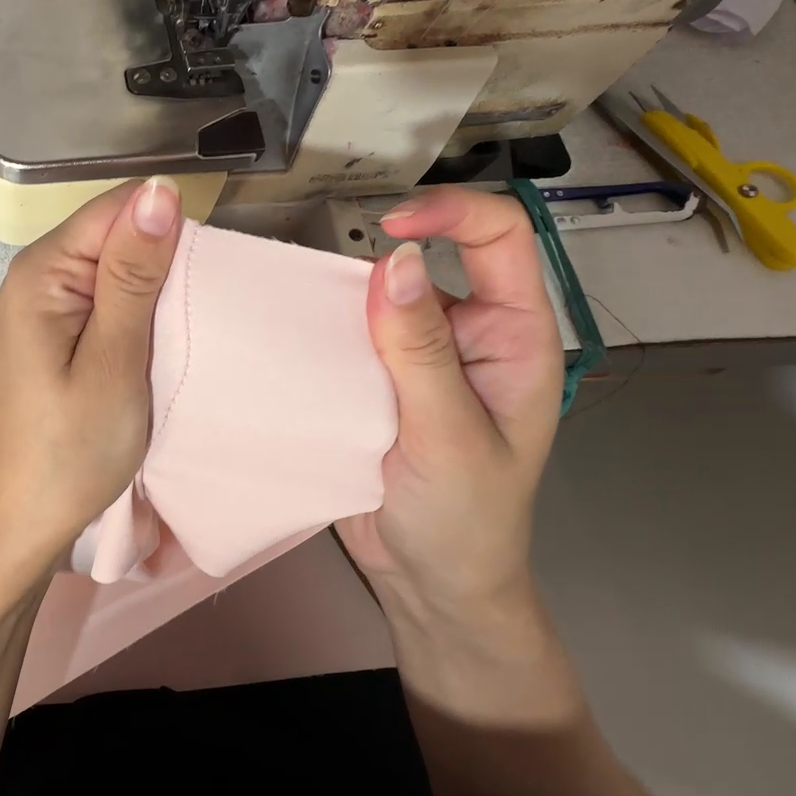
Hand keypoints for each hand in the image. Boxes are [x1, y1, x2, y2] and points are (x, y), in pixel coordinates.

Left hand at [0, 177, 183, 576]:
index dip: (165, 230)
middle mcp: (37, 273)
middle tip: (185, 321)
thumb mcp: (114, 360)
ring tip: (174, 336)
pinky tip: (153, 343)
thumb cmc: (72, 448)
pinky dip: (138, 312)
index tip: (196, 282)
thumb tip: (159, 189)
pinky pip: (108, 295)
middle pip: (116, 232)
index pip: (117, 208)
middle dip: (161, 262)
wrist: (28, 516)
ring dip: (153, 290)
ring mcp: (45, 301)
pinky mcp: (58, 327)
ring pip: (117, 264)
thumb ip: (133, 274)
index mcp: (42, 270)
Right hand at [335, 186, 563, 621]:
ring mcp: (412, 358)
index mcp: (511, 336)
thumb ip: (422, 351)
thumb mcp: (451, 436)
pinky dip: (314, 330)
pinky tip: (284, 342)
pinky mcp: (369, 380)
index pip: (499, 238)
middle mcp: (463, 334)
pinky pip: (341, 334)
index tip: (390, 225)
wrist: (426, 583)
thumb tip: (395, 262)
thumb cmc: (466, 518)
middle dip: (372, 264)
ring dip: (335, 299)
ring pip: (373, 297)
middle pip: (424, 260)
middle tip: (319, 293)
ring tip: (292, 317)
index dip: (453, 212)